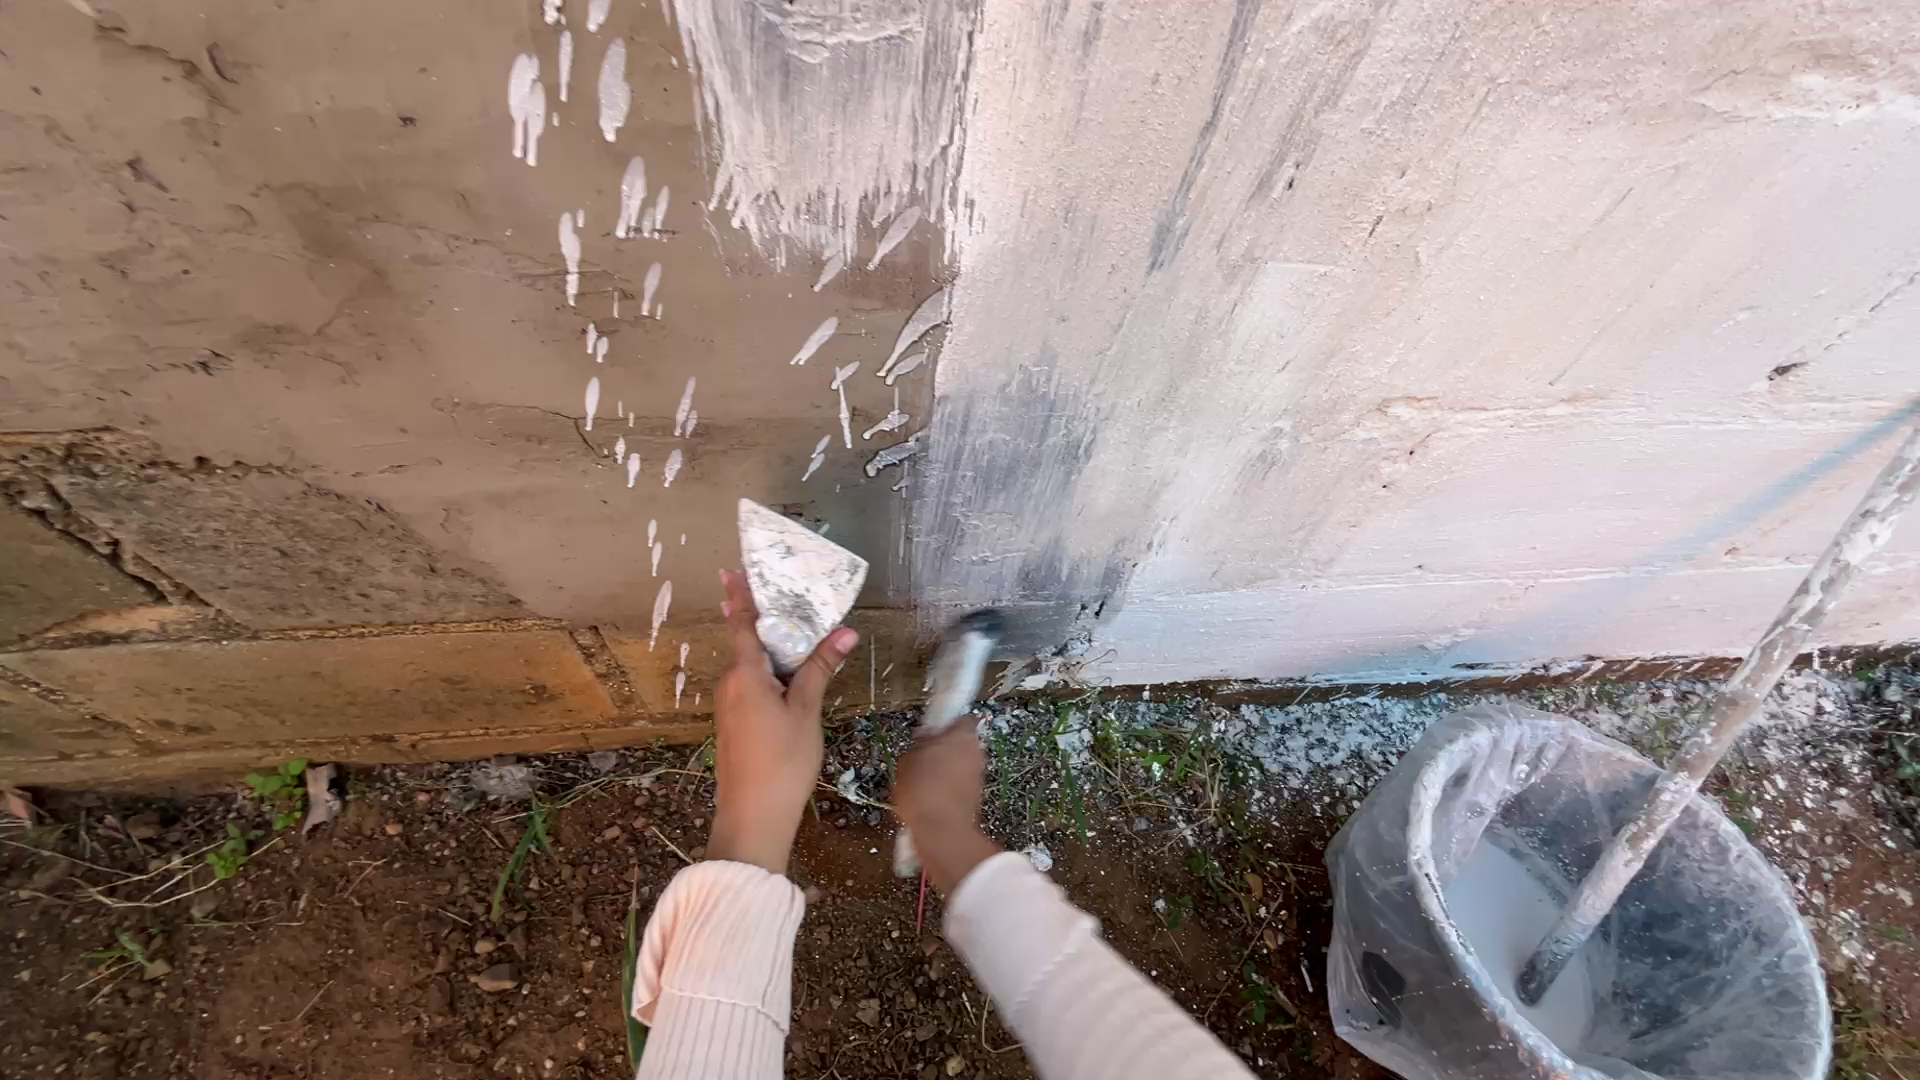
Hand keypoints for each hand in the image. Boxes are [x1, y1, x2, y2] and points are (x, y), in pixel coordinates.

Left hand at [706, 568, 857, 875]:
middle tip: (800, 603)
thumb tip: (846, 632)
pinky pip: (754, 688)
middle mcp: (731, 685)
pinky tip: (797, 682)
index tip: (730, 570)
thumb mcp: (806, 711)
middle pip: (752, 645)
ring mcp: (730, 707)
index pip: (742, 625)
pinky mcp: (736, 725)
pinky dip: (774, 677)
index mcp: (745, 675)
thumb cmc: (782, 760)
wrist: (752, 818)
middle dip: (774, 625)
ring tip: (811, 640)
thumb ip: (821, 668)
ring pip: (755, 669)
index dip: (739, 596)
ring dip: (778, 654)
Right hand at [894, 723, 1001, 893]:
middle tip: (922, 757)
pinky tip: (929, 799)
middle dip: (945, 749)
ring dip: (946, 770)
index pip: (961, 719)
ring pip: (961, 766)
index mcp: (962, 735)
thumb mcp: (907, 760)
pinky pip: (959, 786)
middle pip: (961, 743)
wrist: (941, 831)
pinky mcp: (975, 799)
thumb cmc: (921, 788)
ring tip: (922, 782)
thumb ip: (918, 745)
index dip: (946, 724)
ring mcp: (978, 777)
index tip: (931, 732)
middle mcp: (976, 753)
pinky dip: (948, 789)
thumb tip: (925, 740)